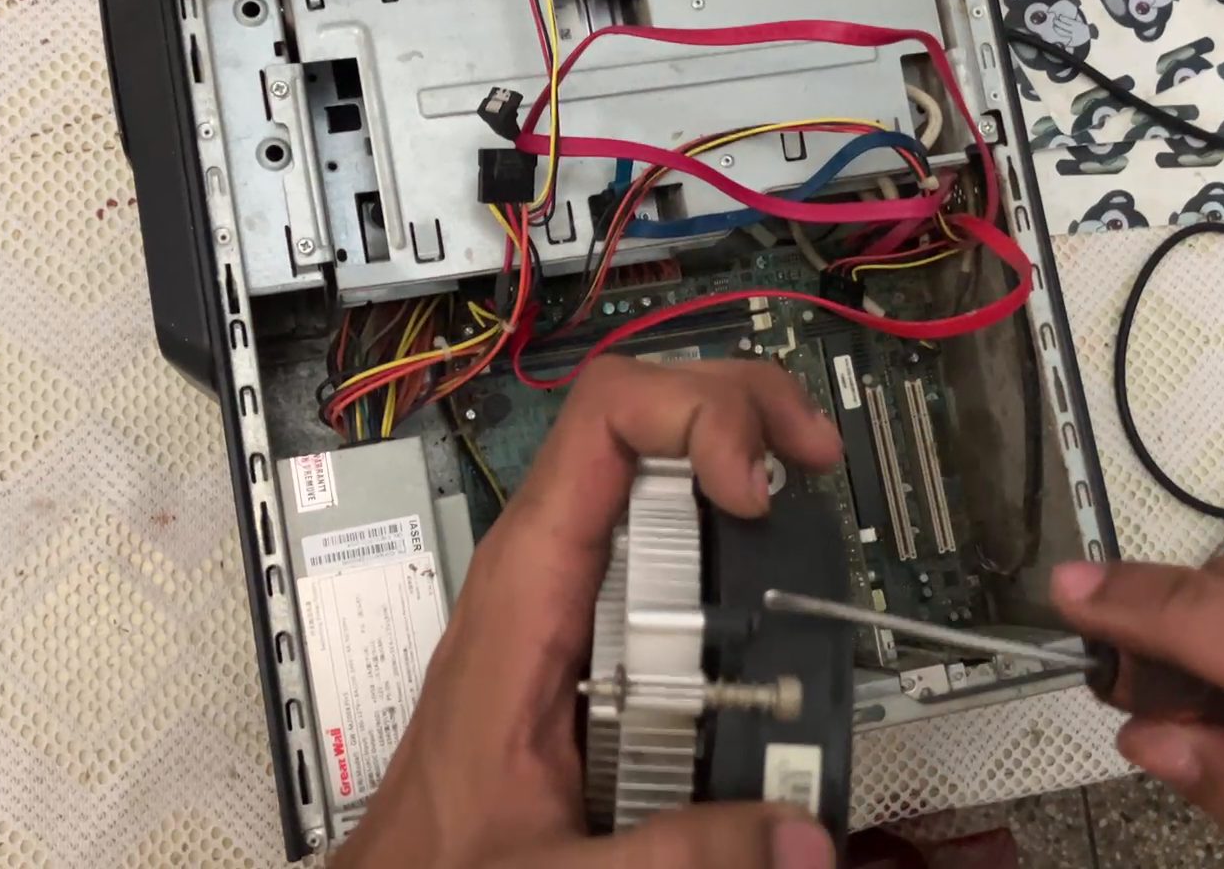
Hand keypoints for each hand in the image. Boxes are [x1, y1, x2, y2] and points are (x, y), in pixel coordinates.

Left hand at [332, 356, 844, 868]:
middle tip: (810, 448)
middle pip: (637, 405)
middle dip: (736, 401)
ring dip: (731, 427)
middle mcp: (548, 547)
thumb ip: (679, 853)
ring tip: (800, 457)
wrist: (413, 863)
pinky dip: (715, 477)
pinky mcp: (590, 588)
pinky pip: (654, 496)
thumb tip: (801, 832)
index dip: (694, 415)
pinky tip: (760, 506)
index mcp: (529, 576)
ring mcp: (569, 560)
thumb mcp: (554, 863)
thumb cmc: (449, 847)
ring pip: (647, 439)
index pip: (605, 419)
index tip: (756, 486)